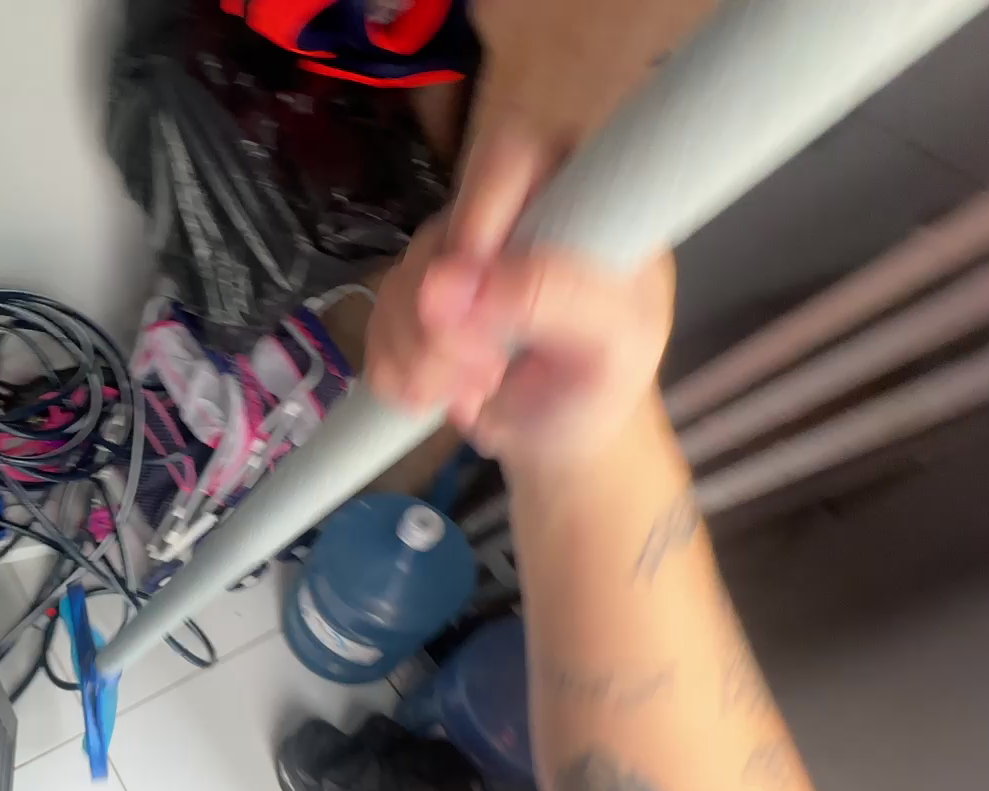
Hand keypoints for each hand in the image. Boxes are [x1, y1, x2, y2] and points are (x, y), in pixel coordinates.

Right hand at [364, 126, 675, 472]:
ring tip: (474, 390)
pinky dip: (399, 375)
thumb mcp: (614, 345)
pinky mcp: (406, 312)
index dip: (479, 213)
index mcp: (567, 202)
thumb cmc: (600, 385)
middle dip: (446, 321)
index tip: (480, 279)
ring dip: (422, 358)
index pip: (508, 156)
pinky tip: (440, 393)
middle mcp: (498, 223)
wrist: (553, 436)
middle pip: (434, 242)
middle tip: (488, 367)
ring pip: (396, 294)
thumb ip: (555, 298)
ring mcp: (444, 267)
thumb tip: (450, 284)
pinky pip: (374, 334)